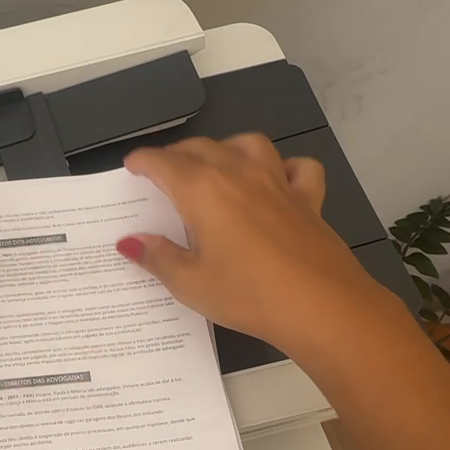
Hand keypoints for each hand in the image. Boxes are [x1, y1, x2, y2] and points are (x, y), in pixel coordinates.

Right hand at [118, 134, 408, 359]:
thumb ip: (157, 257)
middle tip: (162, 170)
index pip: (164, 164)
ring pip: (248, 144)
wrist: (319, 305)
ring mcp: (278, 182)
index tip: (132, 165)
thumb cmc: (246, 294)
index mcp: (202, 191)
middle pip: (202, 148)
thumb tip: (129, 241)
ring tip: (215, 163)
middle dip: (177, 154)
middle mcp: (239, 174)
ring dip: (225, 147)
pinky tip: (275, 180)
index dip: (144, 161)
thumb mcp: (189, 283)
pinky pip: (296, 166)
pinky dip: (282, 166)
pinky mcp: (308, 198)